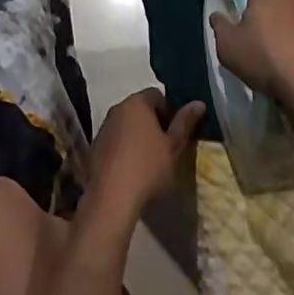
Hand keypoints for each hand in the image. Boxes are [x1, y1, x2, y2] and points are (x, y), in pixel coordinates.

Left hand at [89, 89, 203, 212]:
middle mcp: (117, 108)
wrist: (111, 199)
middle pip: (140, 109)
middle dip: (154, 123)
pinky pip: (115, 140)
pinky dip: (124, 149)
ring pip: (126, 125)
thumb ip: (185, 122)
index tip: (175, 133)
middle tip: (165, 147)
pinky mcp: (94, 147)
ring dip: (138, 136)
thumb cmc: (148, 168)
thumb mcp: (173, 147)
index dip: (169, 111)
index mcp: (137, 102)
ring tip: (149, 161)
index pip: (157, 95)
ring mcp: (103, 128)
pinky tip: (131, 170)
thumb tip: (199, 102)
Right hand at [208, 0, 293, 105]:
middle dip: (256, 1)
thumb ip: (220, 27)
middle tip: (243, 22)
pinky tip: (278, 62)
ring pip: (284, 12)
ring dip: (271, 23)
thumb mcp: (228, 46)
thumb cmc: (264, 57)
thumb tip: (219, 16)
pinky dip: (285, 40)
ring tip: (259, 48)